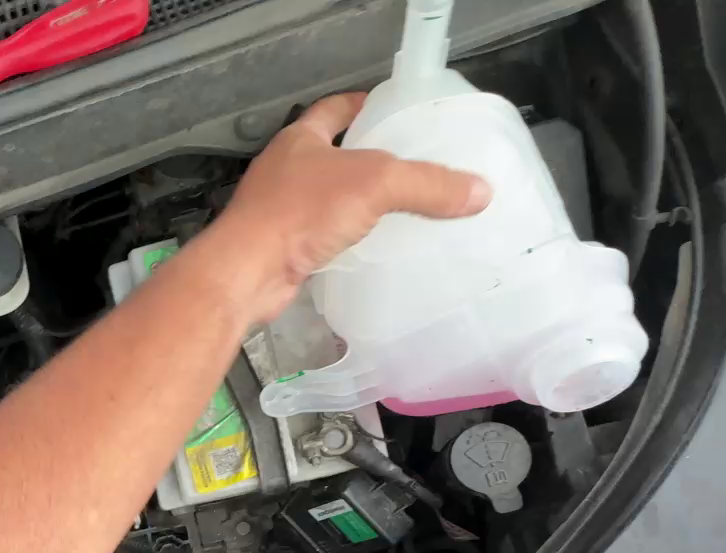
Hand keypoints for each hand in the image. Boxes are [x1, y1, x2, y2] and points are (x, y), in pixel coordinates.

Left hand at [197, 92, 491, 320]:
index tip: (393, 110)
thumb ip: (428, 184)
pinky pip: (320, 239)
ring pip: (324, 202)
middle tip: (409, 165)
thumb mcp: (376, 183)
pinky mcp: (280, 251)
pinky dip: (343, 242)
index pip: (334, 109)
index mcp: (298, 141)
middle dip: (365, 160)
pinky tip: (369, 250)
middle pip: (331, 156)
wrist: (247, 273)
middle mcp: (283, 173)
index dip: (363, 104)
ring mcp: (276, 214)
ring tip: (398, 209)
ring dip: (355, 206)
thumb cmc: (300, 213)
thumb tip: (479, 193)